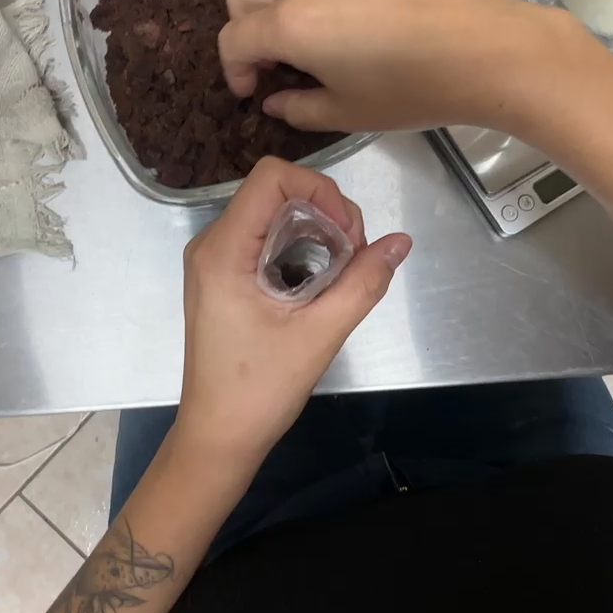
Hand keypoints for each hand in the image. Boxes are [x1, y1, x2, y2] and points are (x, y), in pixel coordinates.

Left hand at [176, 157, 411, 464]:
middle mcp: (211, 245)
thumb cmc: (259, 390)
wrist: (219, 436)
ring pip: (272, 216)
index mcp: (223, 250)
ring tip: (341, 272)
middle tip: (353, 257)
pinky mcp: (222, 278)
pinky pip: (263, 240)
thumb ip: (363, 283)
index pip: (272, 177)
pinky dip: (298, 248)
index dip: (319, 189)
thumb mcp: (319, 334)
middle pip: (275, 193)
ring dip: (315, 232)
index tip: (347, 233)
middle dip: (324, 213)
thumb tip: (401, 241)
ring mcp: (213, 261)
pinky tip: (318, 282)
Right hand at [217, 0, 592, 134]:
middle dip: (241, 25)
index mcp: (290, 23)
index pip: (234, 38)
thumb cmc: (410, 89)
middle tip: (268, 61)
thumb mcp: (347, 112)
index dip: (233, 70)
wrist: (482, 48)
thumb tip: (274, 101)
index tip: (252, 92)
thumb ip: (298, 108)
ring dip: (274, 4)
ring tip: (305, 41)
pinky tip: (344, 22)